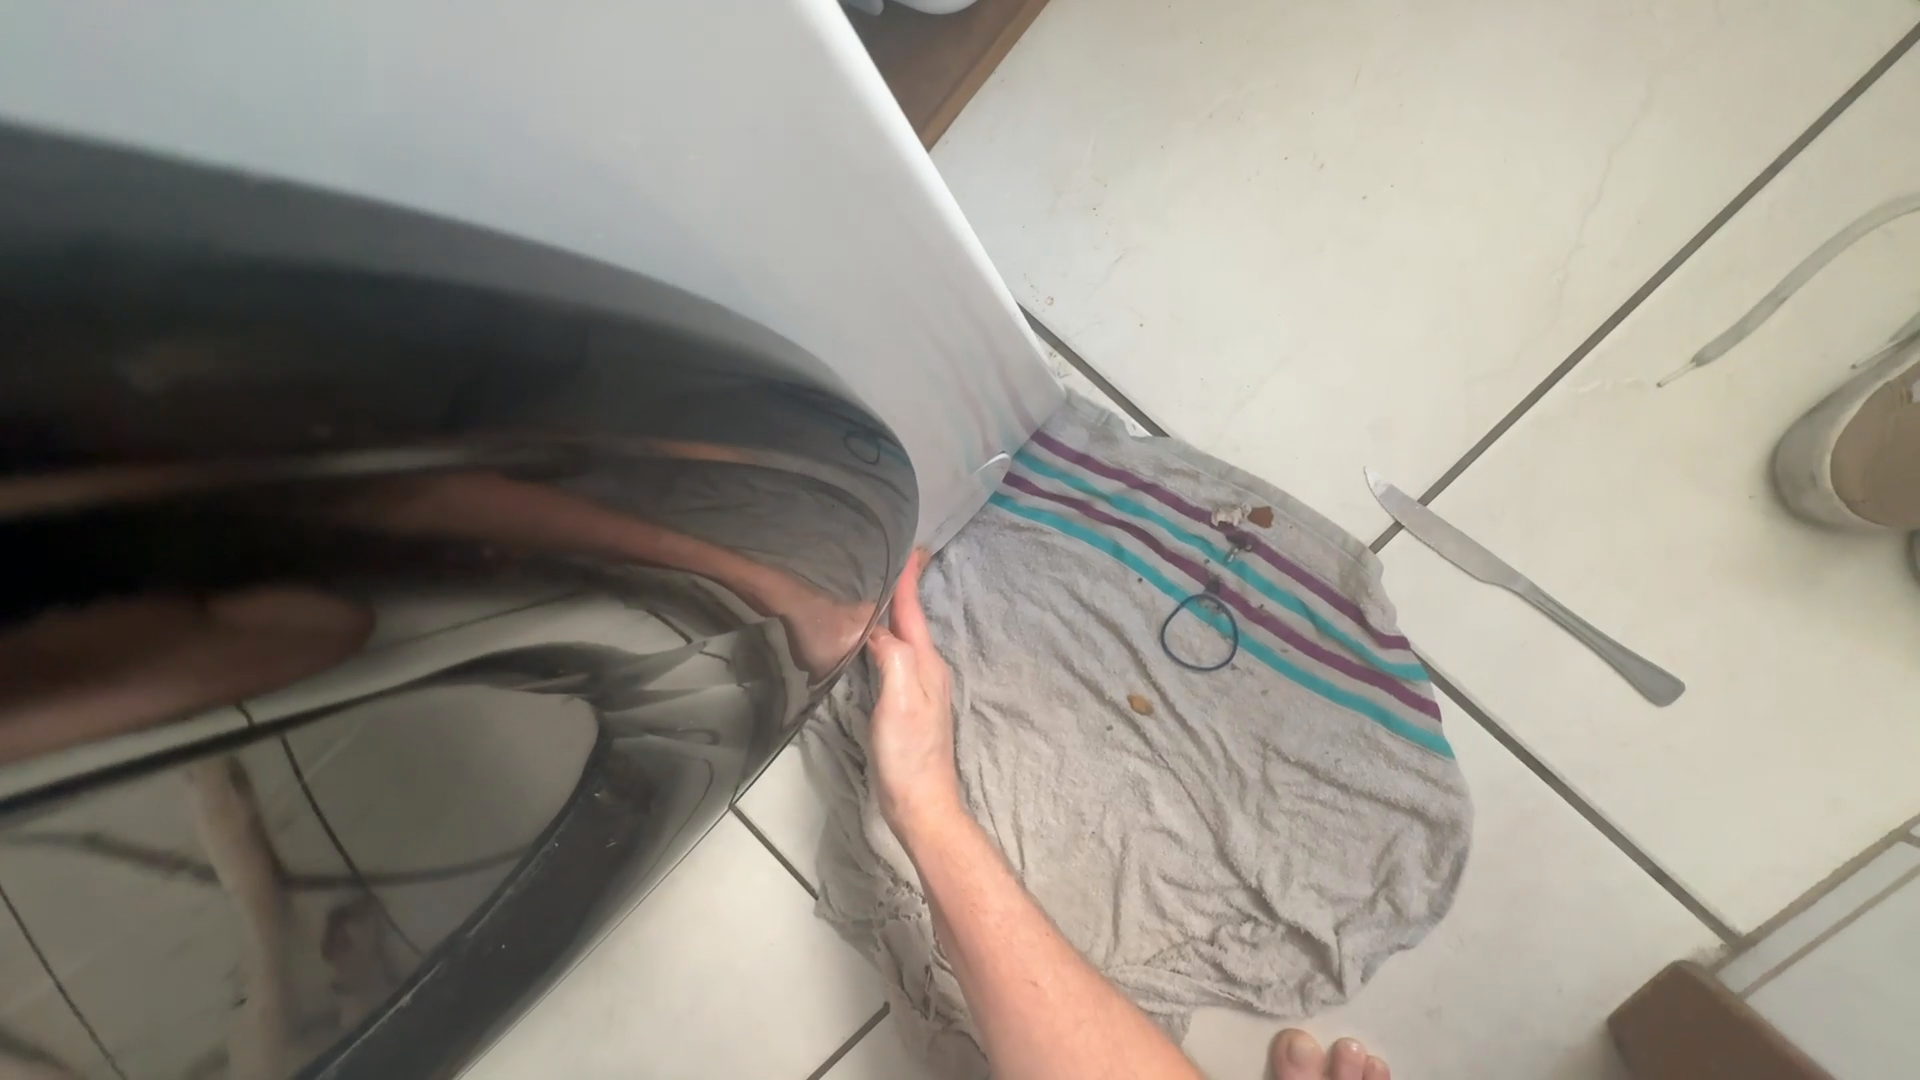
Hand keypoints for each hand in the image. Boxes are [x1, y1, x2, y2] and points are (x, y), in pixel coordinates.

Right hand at [866, 549, 963, 841]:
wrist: (920, 803)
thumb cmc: (909, 754)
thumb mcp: (899, 700)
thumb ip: (893, 657)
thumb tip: (878, 629)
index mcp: (925, 663)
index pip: (913, 610)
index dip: (909, 579)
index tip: (912, 547)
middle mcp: (926, 669)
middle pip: (912, 620)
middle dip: (903, 589)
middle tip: (892, 559)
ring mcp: (919, 687)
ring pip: (905, 637)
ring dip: (895, 612)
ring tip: (882, 590)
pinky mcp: (908, 703)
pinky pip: (897, 657)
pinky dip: (887, 639)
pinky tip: (875, 641)